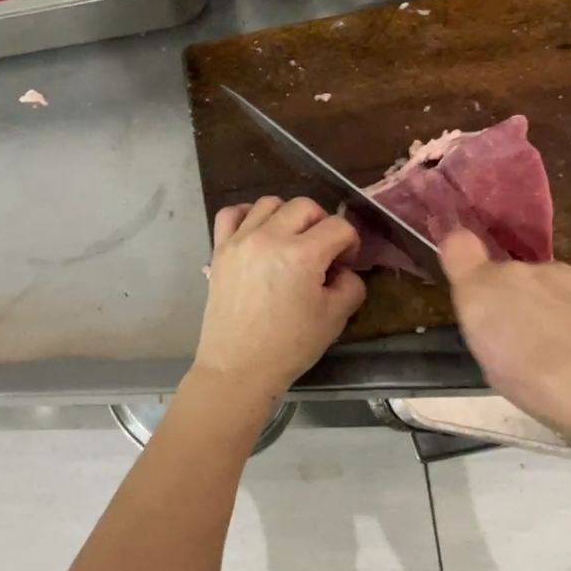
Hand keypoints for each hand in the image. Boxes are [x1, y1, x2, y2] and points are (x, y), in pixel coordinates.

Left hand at [193, 197, 365, 400]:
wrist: (238, 366)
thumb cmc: (289, 346)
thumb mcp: (334, 319)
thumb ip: (349, 285)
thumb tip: (343, 268)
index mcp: (302, 255)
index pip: (338, 227)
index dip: (350, 242)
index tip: (345, 262)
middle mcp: (269, 237)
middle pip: (304, 206)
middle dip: (322, 224)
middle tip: (322, 251)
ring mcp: (240, 240)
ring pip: (269, 203)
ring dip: (287, 216)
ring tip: (291, 241)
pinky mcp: (219, 248)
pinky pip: (231, 213)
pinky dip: (247, 215)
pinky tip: (258, 232)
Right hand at [440, 229, 570, 450]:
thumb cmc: (546, 393)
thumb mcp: (495, 368)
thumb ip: (487, 327)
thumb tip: (494, 312)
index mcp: (480, 294)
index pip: (457, 245)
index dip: (462, 257)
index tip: (469, 282)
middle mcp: (517, 272)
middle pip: (505, 274)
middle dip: (511, 300)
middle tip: (527, 343)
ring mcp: (563, 273)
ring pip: (544, 283)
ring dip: (548, 306)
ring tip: (569, 352)